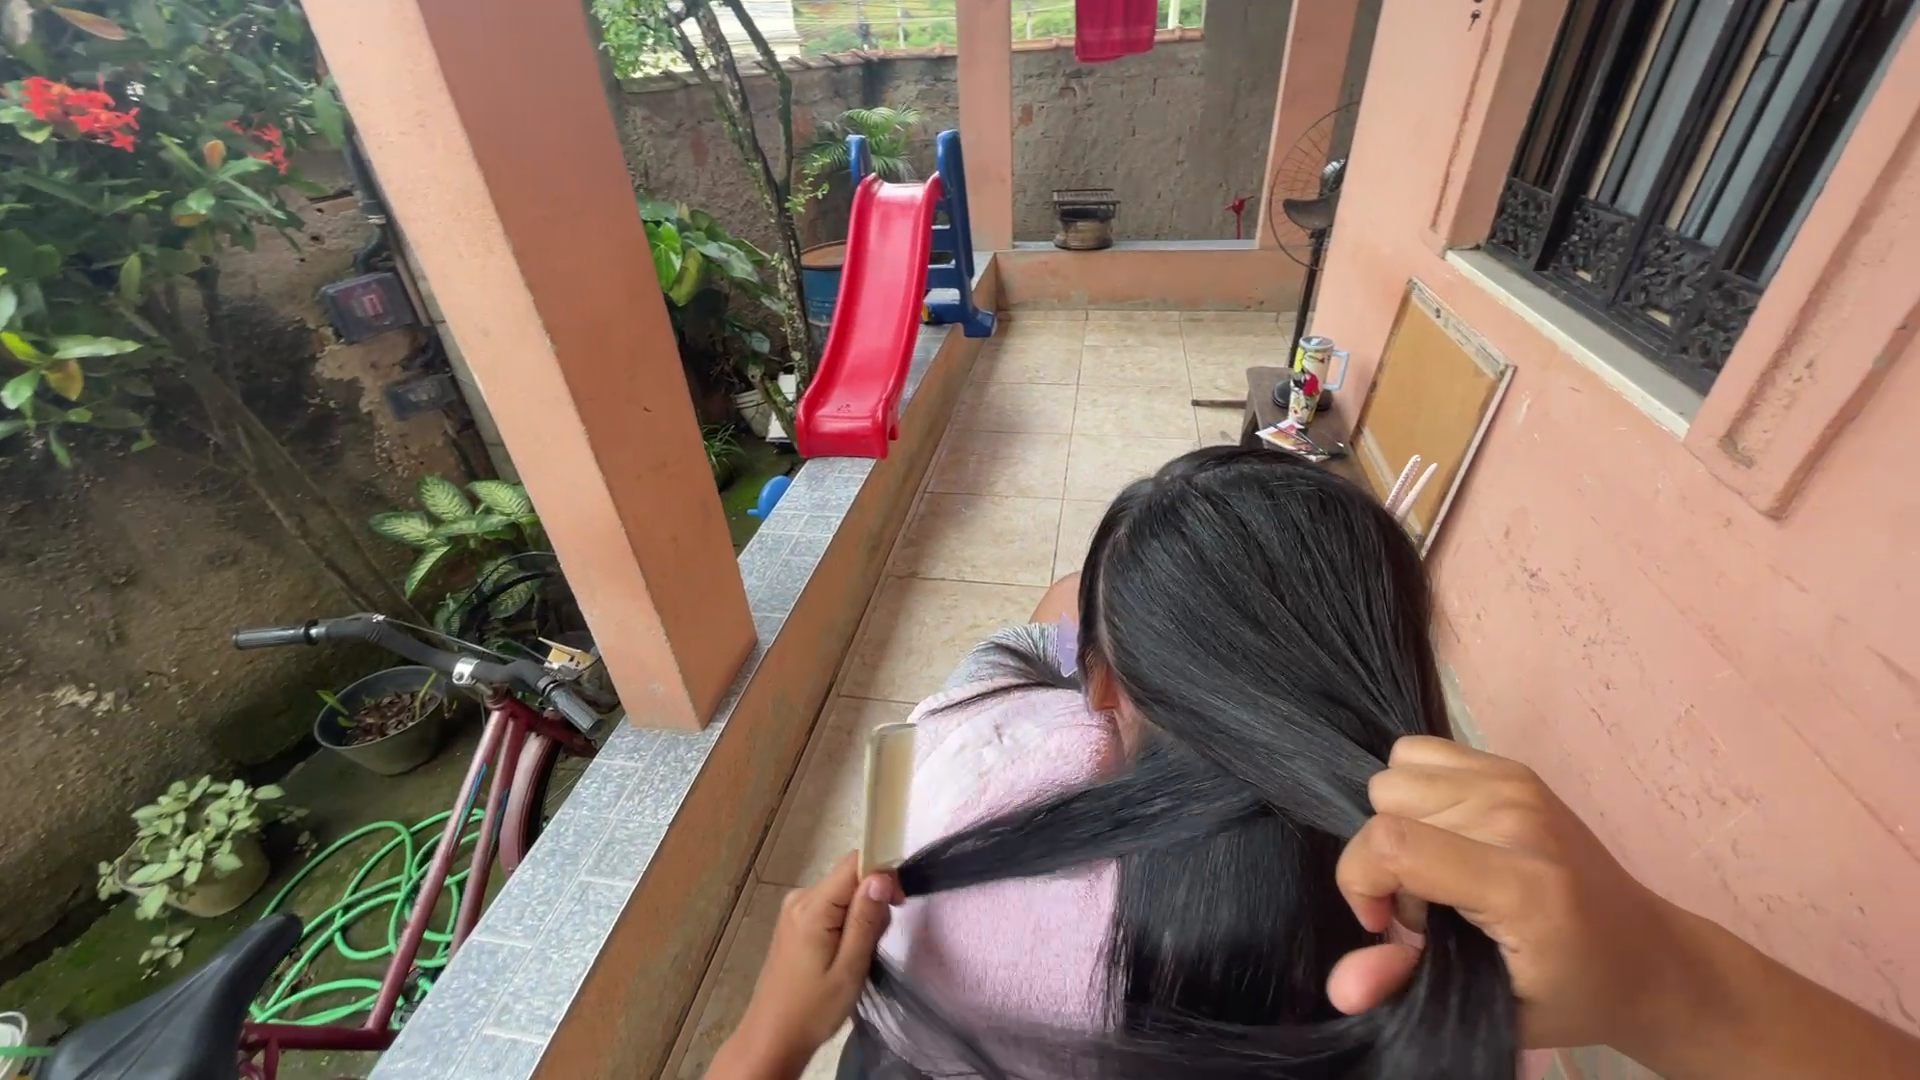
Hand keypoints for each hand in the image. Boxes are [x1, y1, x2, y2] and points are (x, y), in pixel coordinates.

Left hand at [710, 852, 901, 1079]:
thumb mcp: (849, 969)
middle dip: (872, 901)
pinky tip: (843, 953)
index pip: (855, 862)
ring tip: (857, 955)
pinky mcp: (795, 920)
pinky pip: (831, 904)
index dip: (883, 874)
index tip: (897, 904)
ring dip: (860, 914)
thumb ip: (866, 919)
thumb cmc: (813, 1010)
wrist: (771, 1040)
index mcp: (812, 906)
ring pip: (843, 891)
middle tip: (874, 944)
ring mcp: (794, 908)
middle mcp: (801, 897)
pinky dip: (846, 921)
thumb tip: (882, 876)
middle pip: (850, 877)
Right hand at [1326, 736, 1692, 1053]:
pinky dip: (1412, 788)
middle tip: (1428, 903)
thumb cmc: (1570, 995)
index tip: (1382, 922)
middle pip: (1384, 802)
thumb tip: (1338, 988)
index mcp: (1520, 886)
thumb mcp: (1491, 1011)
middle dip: (1383, 857)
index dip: (1359, 879)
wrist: (1657, 960)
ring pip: (1393, 775)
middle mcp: (1516, 820)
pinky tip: (1445, 828)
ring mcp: (1515, 785)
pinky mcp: (1512, 768)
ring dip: (1396, 821)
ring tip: (1438, 865)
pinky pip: (1416, 752)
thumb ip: (1404, 987)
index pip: (1393, 844)